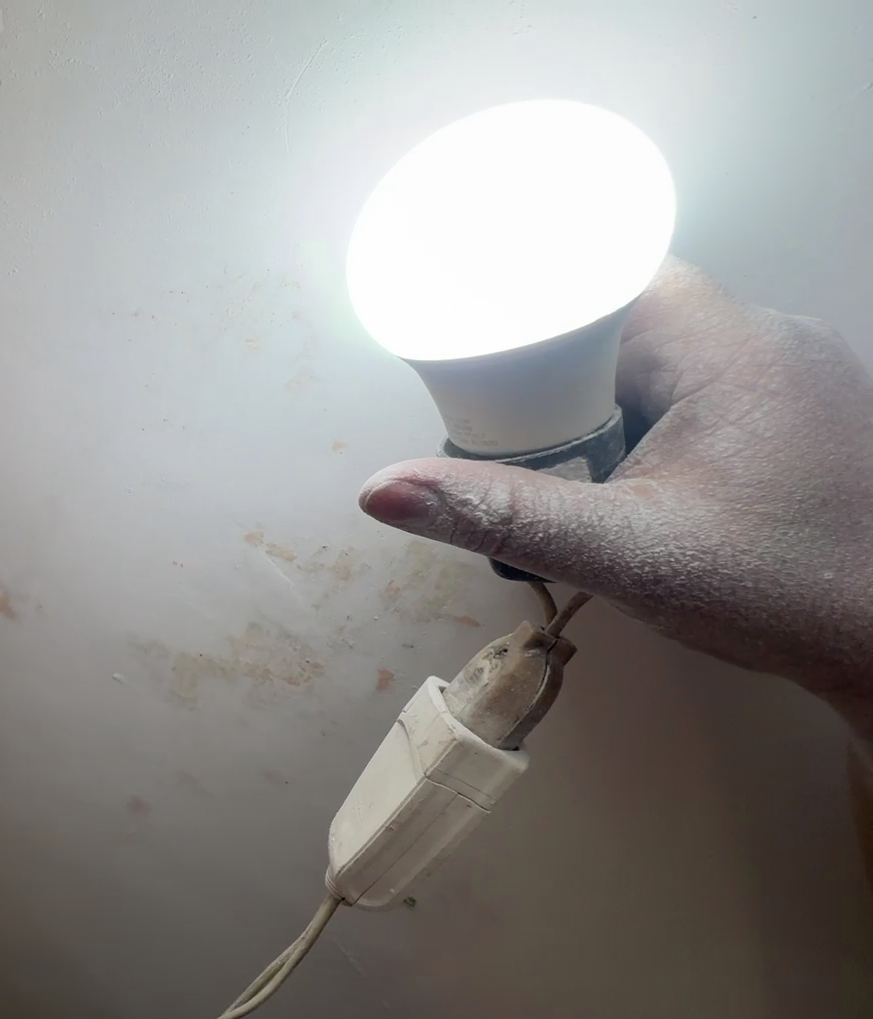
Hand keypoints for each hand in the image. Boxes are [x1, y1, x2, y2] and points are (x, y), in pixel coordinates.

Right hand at [359, 258, 872, 726]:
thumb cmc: (787, 590)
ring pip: (623, 365)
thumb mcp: (624, 554)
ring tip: (529, 467)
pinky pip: (651, 396)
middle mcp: (753, 347)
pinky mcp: (759, 424)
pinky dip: (601, 428)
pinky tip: (585, 480)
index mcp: (730, 350)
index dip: (525, 300)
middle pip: (604, 324)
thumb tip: (380, 492)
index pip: (604, 279)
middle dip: (530, 375)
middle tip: (483, 433)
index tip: (459, 342)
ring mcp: (761, 386)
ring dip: (564, 407)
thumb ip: (499, 516)